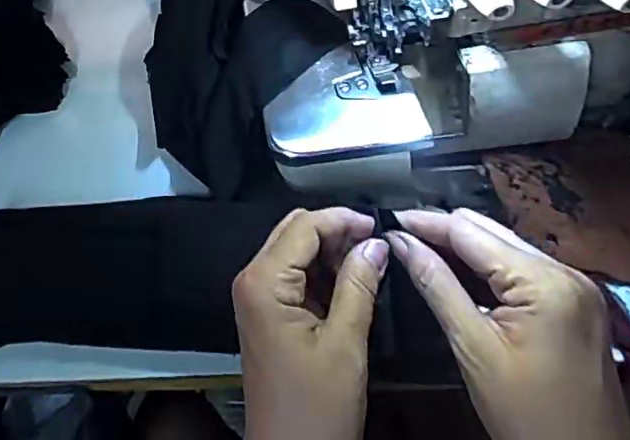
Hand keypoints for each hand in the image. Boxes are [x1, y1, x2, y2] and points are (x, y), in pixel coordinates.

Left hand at [233, 208, 385, 439]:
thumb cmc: (315, 411)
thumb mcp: (344, 345)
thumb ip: (358, 286)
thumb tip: (375, 244)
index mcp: (263, 281)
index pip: (303, 227)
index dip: (341, 219)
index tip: (376, 223)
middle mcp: (252, 279)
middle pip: (295, 232)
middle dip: (335, 231)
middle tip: (374, 241)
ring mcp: (256, 296)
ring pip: (295, 251)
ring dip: (329, 251)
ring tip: (368, 259)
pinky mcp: (266, 312)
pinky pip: (294, 275)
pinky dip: (321, 272)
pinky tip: (350, 279)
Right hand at [389, 209, 629, 439]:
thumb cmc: (531, 419)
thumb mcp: (475, 350)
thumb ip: (436, 285)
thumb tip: (399, 240)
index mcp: (544, 281)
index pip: (469, 230)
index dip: (425, 222)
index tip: (388, 221)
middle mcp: (565, 271)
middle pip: (487, 230)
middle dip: (441, 230)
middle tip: (400, 236)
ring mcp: (574, 286)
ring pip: (502, 244)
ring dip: (462, 246)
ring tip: (420, 249)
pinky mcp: (575, 301)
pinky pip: (520, 266)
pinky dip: (486, 266)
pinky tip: (457, 272)